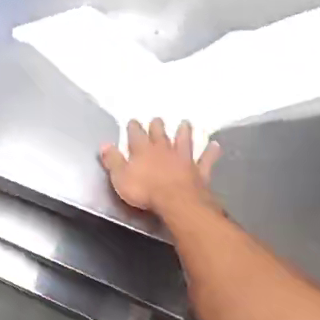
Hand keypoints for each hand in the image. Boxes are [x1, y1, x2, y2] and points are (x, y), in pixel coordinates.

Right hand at [98, 118, 222, 217]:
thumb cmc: (143, 190)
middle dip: (157, 126)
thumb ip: (112, 160)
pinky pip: (205, 159)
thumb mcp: (120, 177)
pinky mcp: (198, 171)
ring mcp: (183, 159)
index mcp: (143, 151)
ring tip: (185, 123)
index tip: (133, 121)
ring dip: (184, 132)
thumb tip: (104, 144)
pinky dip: (210, 152)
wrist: (175, 200)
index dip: (134, 128)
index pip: (136, 136)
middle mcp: (164, 150)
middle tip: (157, 119)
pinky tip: (215, 145)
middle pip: (160, 135)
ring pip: (184, 142)